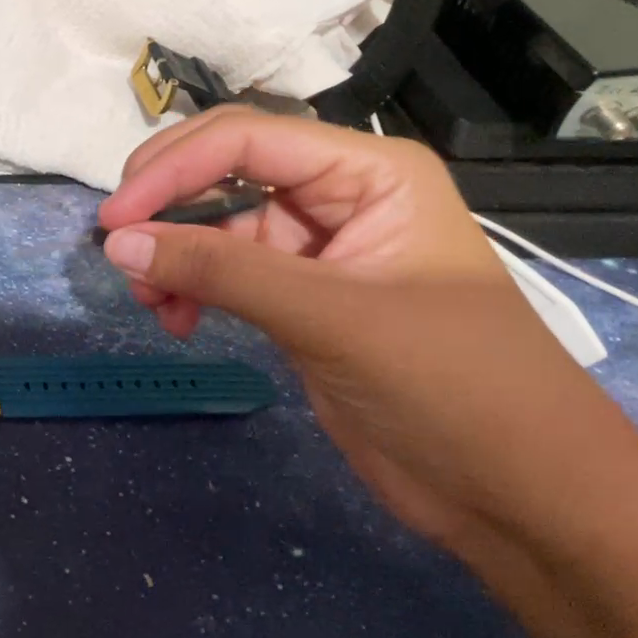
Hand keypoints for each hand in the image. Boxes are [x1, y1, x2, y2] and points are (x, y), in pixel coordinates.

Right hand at [95, 107, 637, 546]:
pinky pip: (221, 272)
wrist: (522, 497)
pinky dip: (188, 289)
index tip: (115, 219)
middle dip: (166, 206)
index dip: (172, 169)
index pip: (246, 140)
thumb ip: (221, 272)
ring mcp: (314, 248)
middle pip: (222, 171)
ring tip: (149, 302)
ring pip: (213, 226)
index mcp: (367, 172)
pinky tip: (175, 321)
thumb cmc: (454, 386)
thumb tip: (117, 242)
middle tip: (118, 249)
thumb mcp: (332, 318)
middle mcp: (336, 195)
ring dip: (172, 256)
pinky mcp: (297, 297)